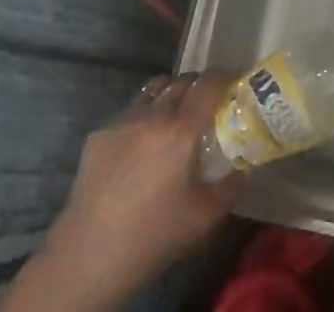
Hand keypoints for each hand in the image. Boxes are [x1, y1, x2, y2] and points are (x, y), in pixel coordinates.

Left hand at [2, 72, 245, 311]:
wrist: (90, 254)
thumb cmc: (154, 234)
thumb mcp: (205, 216)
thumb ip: (231, 186)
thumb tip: (242, 169)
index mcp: (181, 130)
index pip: (209, 85)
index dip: (225, 78)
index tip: (234, 84)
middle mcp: (152, 115)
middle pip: (182, 81)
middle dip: (199, 85)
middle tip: (207, 103)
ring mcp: (122, 121)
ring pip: (153, 89)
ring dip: (170, 93)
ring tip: (174, 114)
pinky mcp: (98, 135)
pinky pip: (128, 112)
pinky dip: (142, 116)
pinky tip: (140, 145)